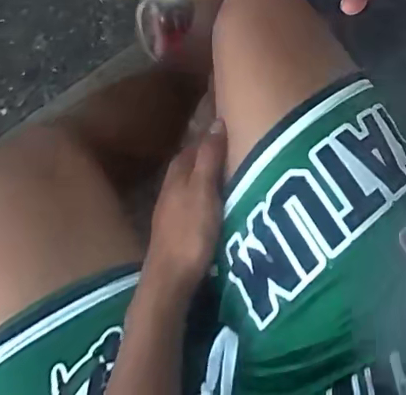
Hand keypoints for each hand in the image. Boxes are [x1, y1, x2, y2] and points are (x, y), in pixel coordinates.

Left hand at [144, 120, 225, 291]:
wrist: (168, 285)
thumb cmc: (190, 232)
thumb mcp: (204, 190)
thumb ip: (209, 157)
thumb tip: (217, 122)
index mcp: (177, 174)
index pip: (194, 143)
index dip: (211, 131)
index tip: (232, 120)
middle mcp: (171, 188)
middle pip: (191, 161)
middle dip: (210, 150)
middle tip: (237, 141)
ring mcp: (172, 211)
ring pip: (192, 181)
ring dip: (209, 172)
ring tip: (234, 167)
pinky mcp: (178, 230)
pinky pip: (195, 199)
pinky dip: (208, 192)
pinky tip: (221, 198)